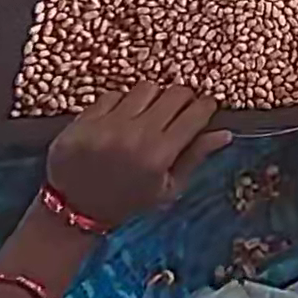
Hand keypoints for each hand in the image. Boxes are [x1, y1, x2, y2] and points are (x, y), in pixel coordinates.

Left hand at [45, 82, 231, 227]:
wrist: (72, 210)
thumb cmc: (128, 201)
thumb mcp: (167, 188)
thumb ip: (195, 157)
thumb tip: (225, 133)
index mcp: (159, 154)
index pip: (196, 113)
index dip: (207, 106)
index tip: (206, 108)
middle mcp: (136, 135)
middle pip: (175, 93)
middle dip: (184, 98)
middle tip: (179, 111)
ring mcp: (108, 125)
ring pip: (148, 87)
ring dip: (154, 98)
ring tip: (149, 114)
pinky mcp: (85, 119)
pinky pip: (116, 94)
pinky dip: (124, 103)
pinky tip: (122, 119)